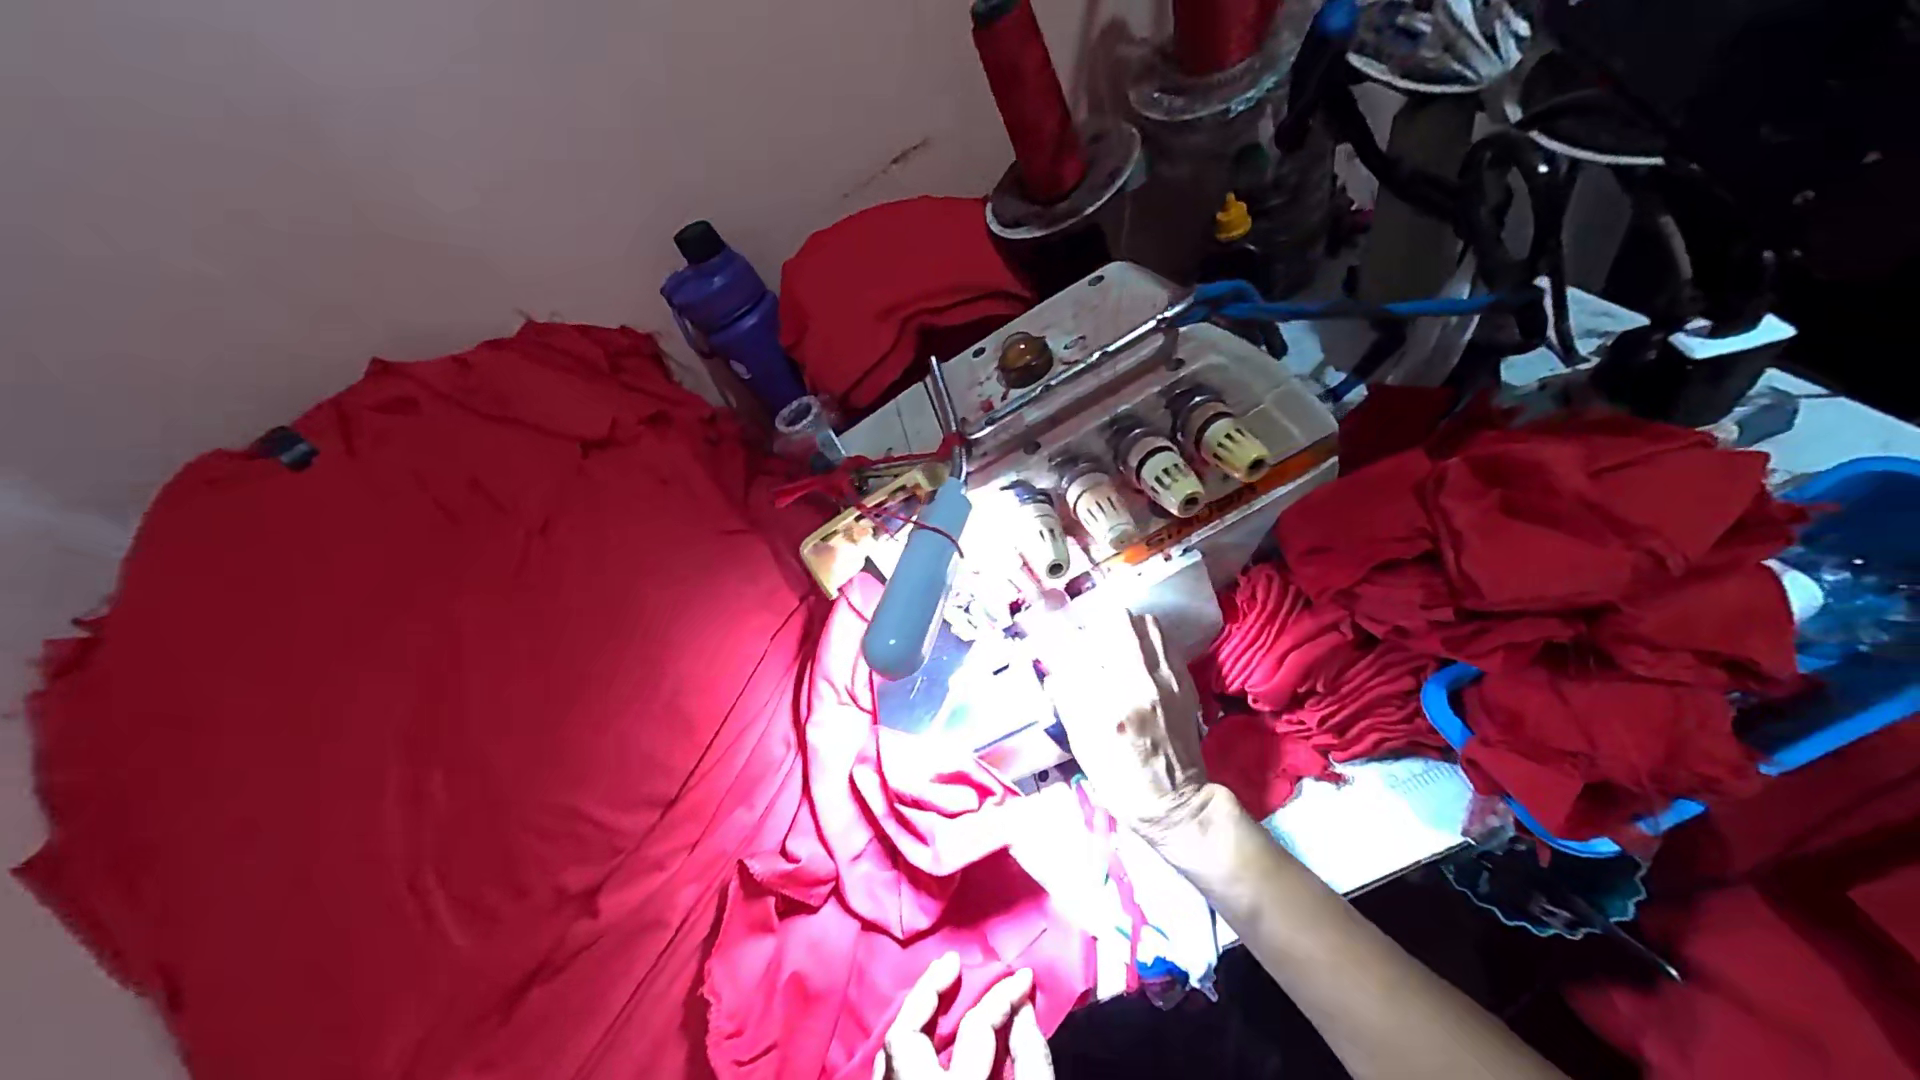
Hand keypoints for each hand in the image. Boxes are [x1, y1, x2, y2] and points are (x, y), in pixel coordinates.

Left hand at [874, 952, 1051, 1079]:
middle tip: (952, 961)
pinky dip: (903, 1048)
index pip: (976, 1029)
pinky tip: (920, 1033)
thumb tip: (1023, 1010)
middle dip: (927, 993)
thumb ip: (1032, 1062)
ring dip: (911, 1015)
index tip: (1024, 978)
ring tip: (934, 985)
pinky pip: (886, 1072)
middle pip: (904, 1038)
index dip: (1002, 997)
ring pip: (886, 1055)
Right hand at [1034, 609, 1211, 846]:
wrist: (1174, 802)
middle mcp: (1141, 685)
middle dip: (1098, 625)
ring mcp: (1168, 681)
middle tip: (1092, 641)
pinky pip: (1165, 641)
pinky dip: (1147, 640)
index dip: (1065, 640)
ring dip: (1126, 628)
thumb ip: (1067, 700)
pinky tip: (1139, 657)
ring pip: (1145, 624)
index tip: (1059, 640)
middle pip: (1117, 622)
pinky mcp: (1185, 682)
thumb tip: (1056, 669)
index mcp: (1109, 706)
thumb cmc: (1119, 781)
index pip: (1080, 650)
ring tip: (1117, 643)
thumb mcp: (1081, 745)